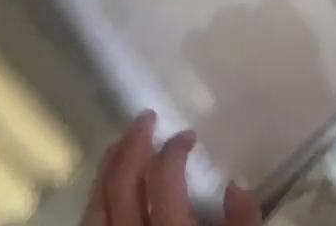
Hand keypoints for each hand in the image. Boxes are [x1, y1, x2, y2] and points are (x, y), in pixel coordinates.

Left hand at [82, 113, 260, 225]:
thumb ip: (245, 224)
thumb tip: (235, 182)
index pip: (164, 177)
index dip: (174, 149)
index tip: (187, 136)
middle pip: (122, 185)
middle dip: (133, 145)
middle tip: (146, 119)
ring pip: (95, 210)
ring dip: (105, 171)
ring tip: (118, 145)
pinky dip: (90, 207)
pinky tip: (100, 195)